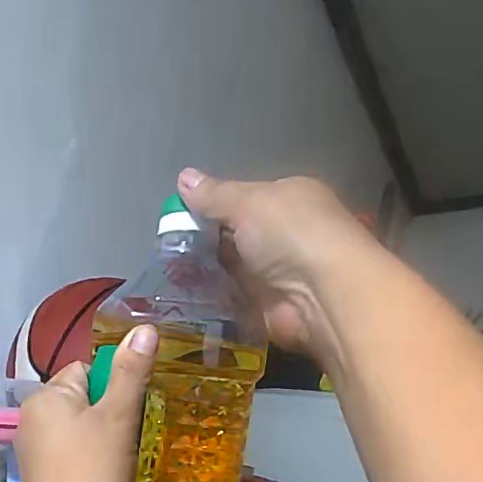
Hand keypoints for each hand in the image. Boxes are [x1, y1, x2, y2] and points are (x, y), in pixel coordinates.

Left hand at [13, 323, 156, 481]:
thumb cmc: (93, 476)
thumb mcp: (118, 418)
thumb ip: (131, 372)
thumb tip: (144, 328)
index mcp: (43, 397)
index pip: (87, 370)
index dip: (116, 386)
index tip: (134, 412)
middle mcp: (30, 419)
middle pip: (84, 399)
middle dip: (112, 413)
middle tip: (132, 438)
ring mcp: (33, 450)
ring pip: (81, 428)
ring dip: (107, 438)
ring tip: (121, 461)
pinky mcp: (41, 476)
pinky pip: (73, 453)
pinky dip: (92, 460)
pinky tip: (107, 478)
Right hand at [176, 168, 377, 372]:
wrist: (320, 295)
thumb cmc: (290, 236)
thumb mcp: (248, 203)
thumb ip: (214, 196)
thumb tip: (183, 176)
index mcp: (284, 199)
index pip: (238, 200)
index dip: (206, 208)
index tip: (173, 221)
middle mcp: (279, 234)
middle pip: (229, 236)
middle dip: (198, 243)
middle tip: (162, 251)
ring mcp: (270, 271)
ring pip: (224, 268)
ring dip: (199, 273)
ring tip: (163, 275)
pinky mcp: (260, 304)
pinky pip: (226, 298)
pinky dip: (206, 298)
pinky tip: (179, 298)